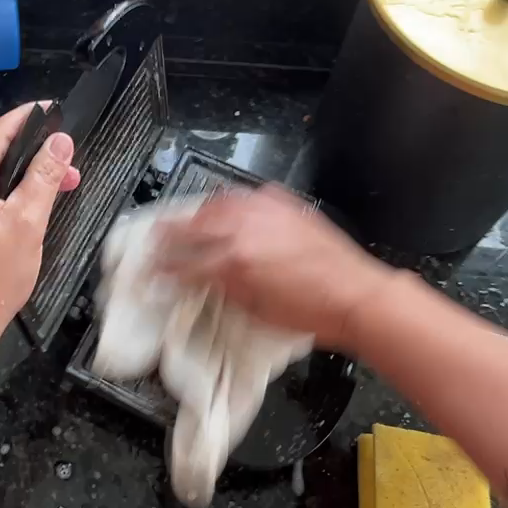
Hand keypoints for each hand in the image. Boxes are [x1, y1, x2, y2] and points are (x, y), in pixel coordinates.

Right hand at [154, 186, 399, 350]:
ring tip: (187, 221)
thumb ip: (222, 290)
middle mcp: (244, 229)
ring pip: (215, 202)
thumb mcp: (254, 311)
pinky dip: (230, 203)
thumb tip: (202, 281)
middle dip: (167, 233)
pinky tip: (227, 211)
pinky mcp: (283, 203)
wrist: (356, 296)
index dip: (161, 268)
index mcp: (233, 261)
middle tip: (156, 238)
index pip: (182, 262)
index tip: (151, 271)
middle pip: (190, 224)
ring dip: (196, 213)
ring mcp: (263, 211)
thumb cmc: (312, 312)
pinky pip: (245, 195)